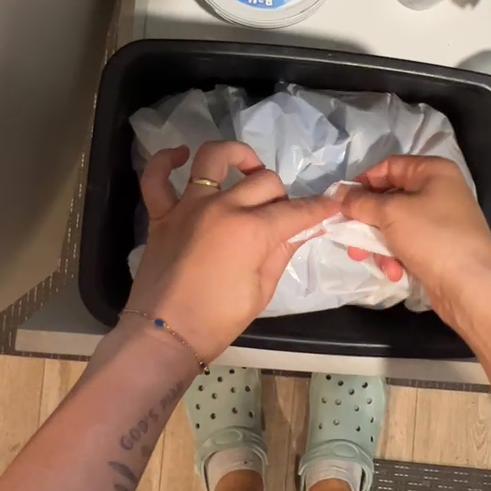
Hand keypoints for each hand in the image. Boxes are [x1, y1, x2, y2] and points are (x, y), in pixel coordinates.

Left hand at [128, 140, 338, 360]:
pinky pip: (157, 177)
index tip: (333, 203)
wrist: (164, 335)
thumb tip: (304, 228)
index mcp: (251, 230)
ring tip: (246, 167)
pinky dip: (166, 161)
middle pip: (264, 181)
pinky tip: (181, 157)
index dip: (319, 208)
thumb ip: (282, 252)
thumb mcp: (262, 290)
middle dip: (282, 194)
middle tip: (282, 213)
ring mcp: (188, 206)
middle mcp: (222, 207)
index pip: (296, 211)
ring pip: (213, 158)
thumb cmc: (218, 320)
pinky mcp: (162, 213)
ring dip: (236, 155)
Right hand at [338, 155, 490, 324]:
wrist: (471, 287)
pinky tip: (394, 272)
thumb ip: (360, 202)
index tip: (342, 201)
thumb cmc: (432, 237)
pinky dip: (395, 256)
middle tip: (348, 236)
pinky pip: (406, 244)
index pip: (389, 166)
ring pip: (394, 224)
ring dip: (378, 243)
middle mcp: (439, 191)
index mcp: (433, 171)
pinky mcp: (439, 247)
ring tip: (369, 259)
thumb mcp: (390, 213)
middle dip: (367, 220)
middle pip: (389, 198)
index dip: (363, 182)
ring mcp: (440, 221)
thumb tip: (338, 195)